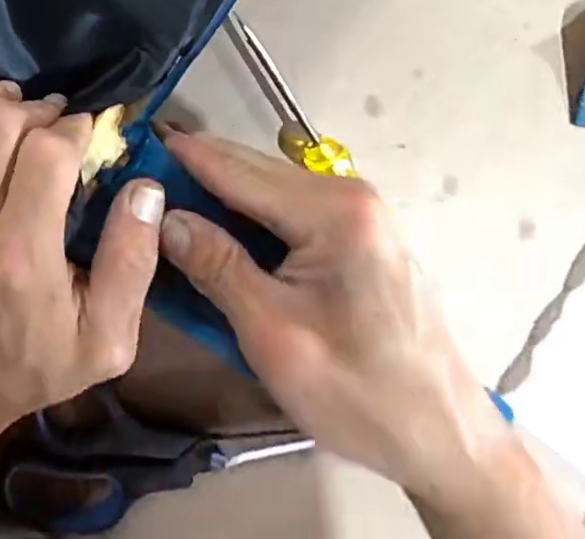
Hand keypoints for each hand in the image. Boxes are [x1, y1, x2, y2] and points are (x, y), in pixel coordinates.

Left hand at [0, 76, 165, 433]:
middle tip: (57, 117)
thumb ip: (131, 262)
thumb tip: (146, 188)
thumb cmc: (39, 358)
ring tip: (8, 96)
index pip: (47, 155)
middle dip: (35, 107)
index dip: (74, 127)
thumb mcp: (107, 337)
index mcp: (23, 250)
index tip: (90, 129)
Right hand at [155, 132, 510, 497]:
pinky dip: (242, 207)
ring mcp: (356, 209)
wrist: (450, 442)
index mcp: (332, 212)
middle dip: (194, 168)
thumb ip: (216, 267)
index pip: (235, 169)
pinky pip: (283, 204)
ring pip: (264, 182)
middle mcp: (347, 194)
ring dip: (215, 187)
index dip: (181, 155)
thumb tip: (162, 217)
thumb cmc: (362, 395)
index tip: (134, 142)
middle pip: (249, 167)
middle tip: (139, 175)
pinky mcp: (355, 229)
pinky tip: (213, 221)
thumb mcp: (274, 335)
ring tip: (165, 195)